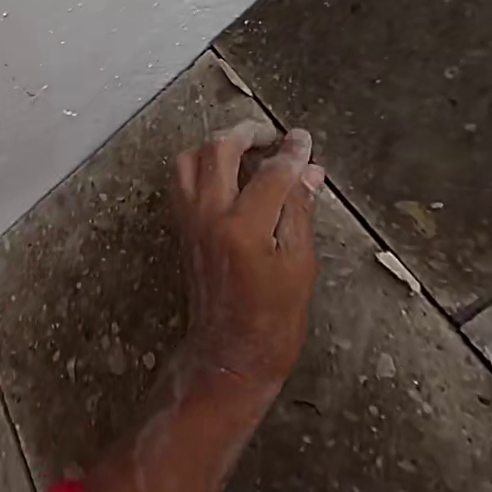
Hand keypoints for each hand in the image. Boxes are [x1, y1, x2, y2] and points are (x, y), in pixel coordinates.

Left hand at [77, 122, 322, 491]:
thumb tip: (310, 171)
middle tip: (272, 136)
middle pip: (220, 149)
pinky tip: (226, 172)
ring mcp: (190, 220)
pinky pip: (183, 179)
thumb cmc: (273, 320)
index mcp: (244, 228)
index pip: (271, 172)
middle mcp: (210, 216)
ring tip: (246, 148)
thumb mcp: (300, 266)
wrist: (228, 358)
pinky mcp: (182, 228)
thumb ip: (300, 211)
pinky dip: (202, 164)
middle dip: (249, 133)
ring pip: (191, 158)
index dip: (292, 152)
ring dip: (218, 144)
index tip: (304, 139)